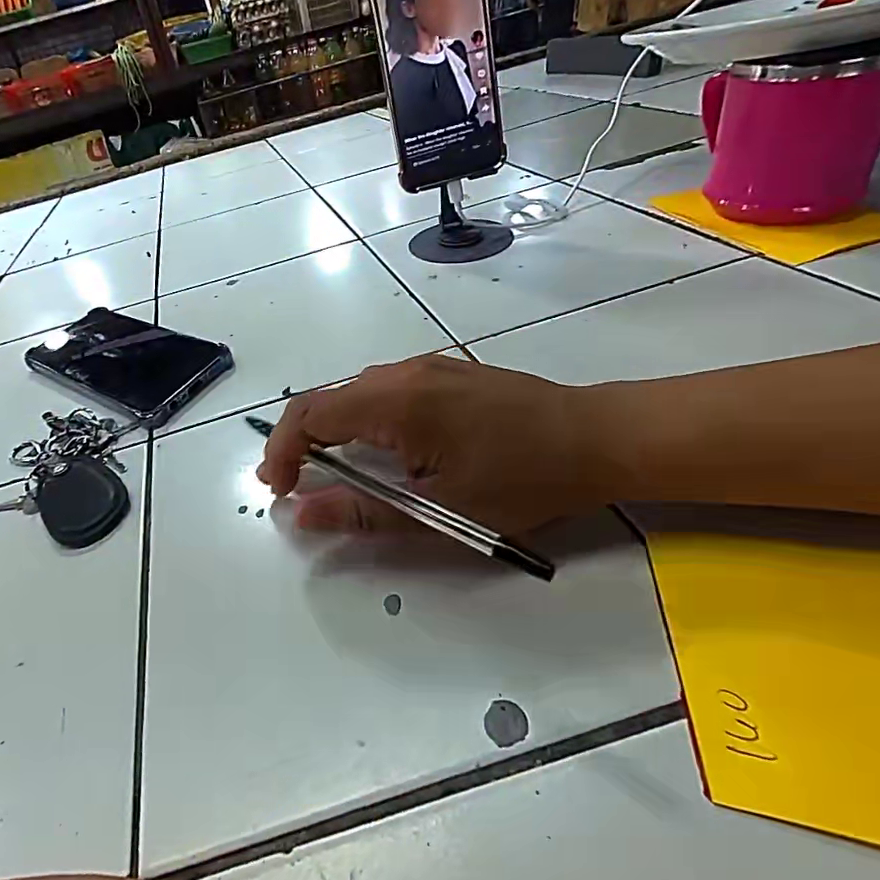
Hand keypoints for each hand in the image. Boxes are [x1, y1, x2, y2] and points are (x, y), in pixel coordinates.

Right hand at [256, 354, 615, 538]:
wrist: (599, 436)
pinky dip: (358, 418)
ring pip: (351, 393)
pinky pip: (380, 389)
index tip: (280, 489)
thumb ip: (362, 510)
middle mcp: (400, 374)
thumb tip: (302, 513)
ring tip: (331, 469)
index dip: (282, 452)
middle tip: (293, 482)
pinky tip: (379, 447)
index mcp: (395, 403)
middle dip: (298, 441)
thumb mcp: (440, 509)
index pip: (310, 416)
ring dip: (328, 429)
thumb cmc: (523, 478)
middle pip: (324, 400)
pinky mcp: (442, 370)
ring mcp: (423, 367)